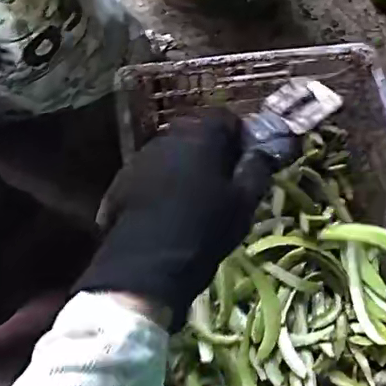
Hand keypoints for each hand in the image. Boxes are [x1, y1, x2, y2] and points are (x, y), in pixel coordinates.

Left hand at [78, 108, 273, 326]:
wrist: (146, 266)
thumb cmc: (205, 228)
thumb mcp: (244, 201)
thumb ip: (257, 168)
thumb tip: (264, 151)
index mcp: (201, 135)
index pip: (226, 119)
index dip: (240, 138)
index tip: (248, 162)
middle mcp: (168, 137)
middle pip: (197, 133)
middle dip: (212, 151)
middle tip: (226, 181)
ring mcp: (140, 158)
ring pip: (173, 153)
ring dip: (186, 167)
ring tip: (198, 199)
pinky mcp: (120, 182)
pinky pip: (152, 174)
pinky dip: (164, 185)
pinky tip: (170, 211)